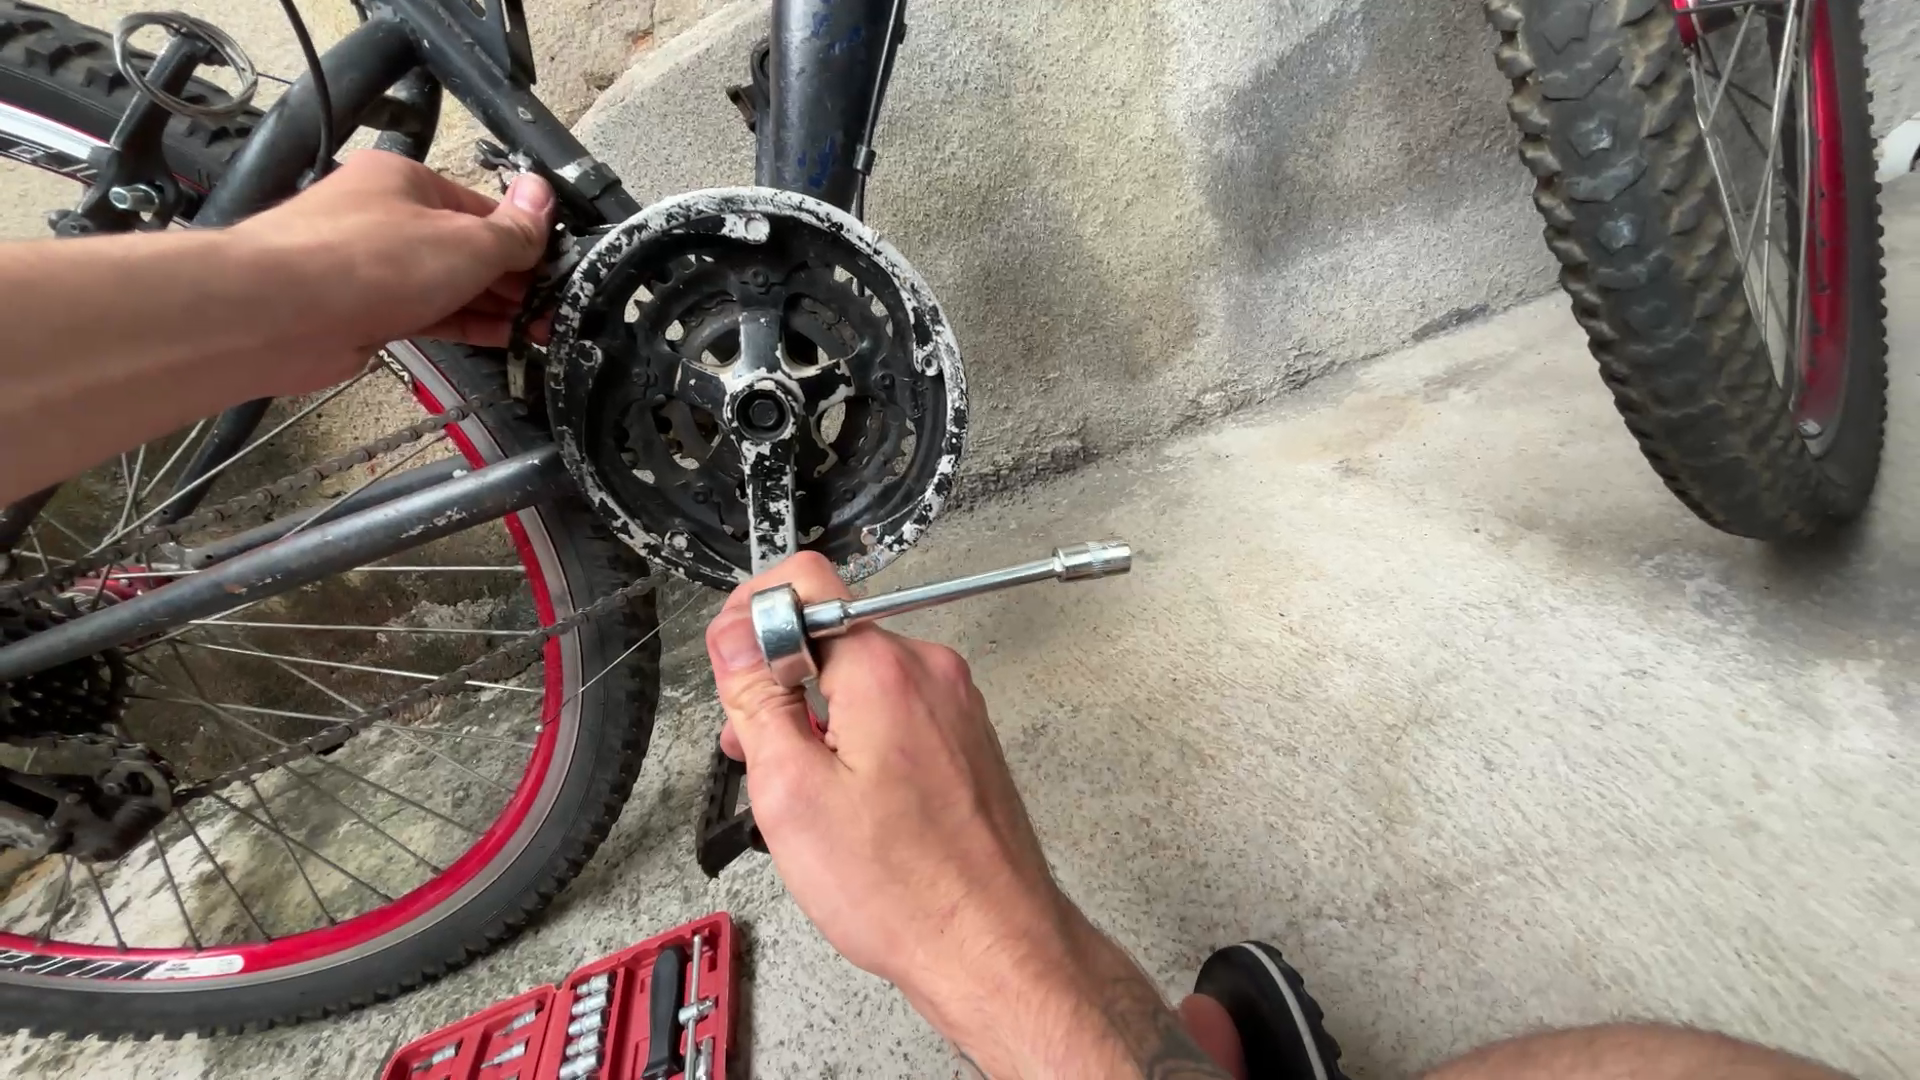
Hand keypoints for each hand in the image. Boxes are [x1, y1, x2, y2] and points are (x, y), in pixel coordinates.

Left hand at [234, 149, 555, 393]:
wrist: (283, 313)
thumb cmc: (368, 261)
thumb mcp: (467, 240)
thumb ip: (514, 228)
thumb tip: (543, 193)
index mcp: (409, 183)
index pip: (486, 209)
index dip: (527, 241)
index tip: (560, 270)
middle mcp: (391, 219)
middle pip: (472, 249)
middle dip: (518, 281)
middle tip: (555, 309)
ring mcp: (380, 266)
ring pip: (456, 285)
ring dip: (500, 307)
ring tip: (541, 330)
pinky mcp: (375, 309)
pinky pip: (437, 314)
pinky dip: (472, 325)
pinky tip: (505, 338)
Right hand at [706, 556, 1074, 1030]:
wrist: (992, 942)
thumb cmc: (904, 887)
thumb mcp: (792, 791)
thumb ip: (756, 699)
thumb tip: (735, 638)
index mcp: (885, 668)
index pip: (807, 582)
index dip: (754, 612)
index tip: (733, 661)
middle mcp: (929, 669)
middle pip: (830, 632)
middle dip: (779, 675)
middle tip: (751, 739)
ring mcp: (952, 699)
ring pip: (859, 672)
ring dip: (815, 708)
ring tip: (794, 776)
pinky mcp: (961, 729)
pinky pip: (894, 703)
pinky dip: (855, 728)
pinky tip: (842, 784)